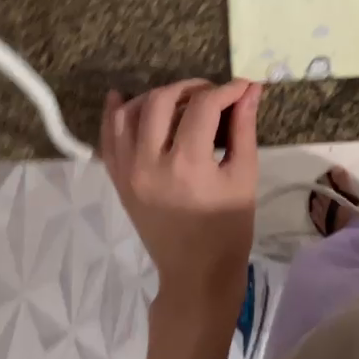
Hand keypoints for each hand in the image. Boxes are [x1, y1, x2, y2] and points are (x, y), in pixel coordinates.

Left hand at [101, 79, 262, 297]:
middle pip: (162, 101)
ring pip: (129, 114)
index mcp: (188, 165)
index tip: (244, 87)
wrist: (197, 271)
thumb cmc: (229, 227)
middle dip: (191, 88)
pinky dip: (114, 114)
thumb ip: (244, 128)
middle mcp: (150, 163)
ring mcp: (128, 172)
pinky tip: (123, 98)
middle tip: (214, 94)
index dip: (226, 90)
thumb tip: (250, 90)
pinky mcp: (118, 180)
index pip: (203, 107)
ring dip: (156, 97)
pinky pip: (108, 139)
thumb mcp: (244, 175)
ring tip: (181, 100)